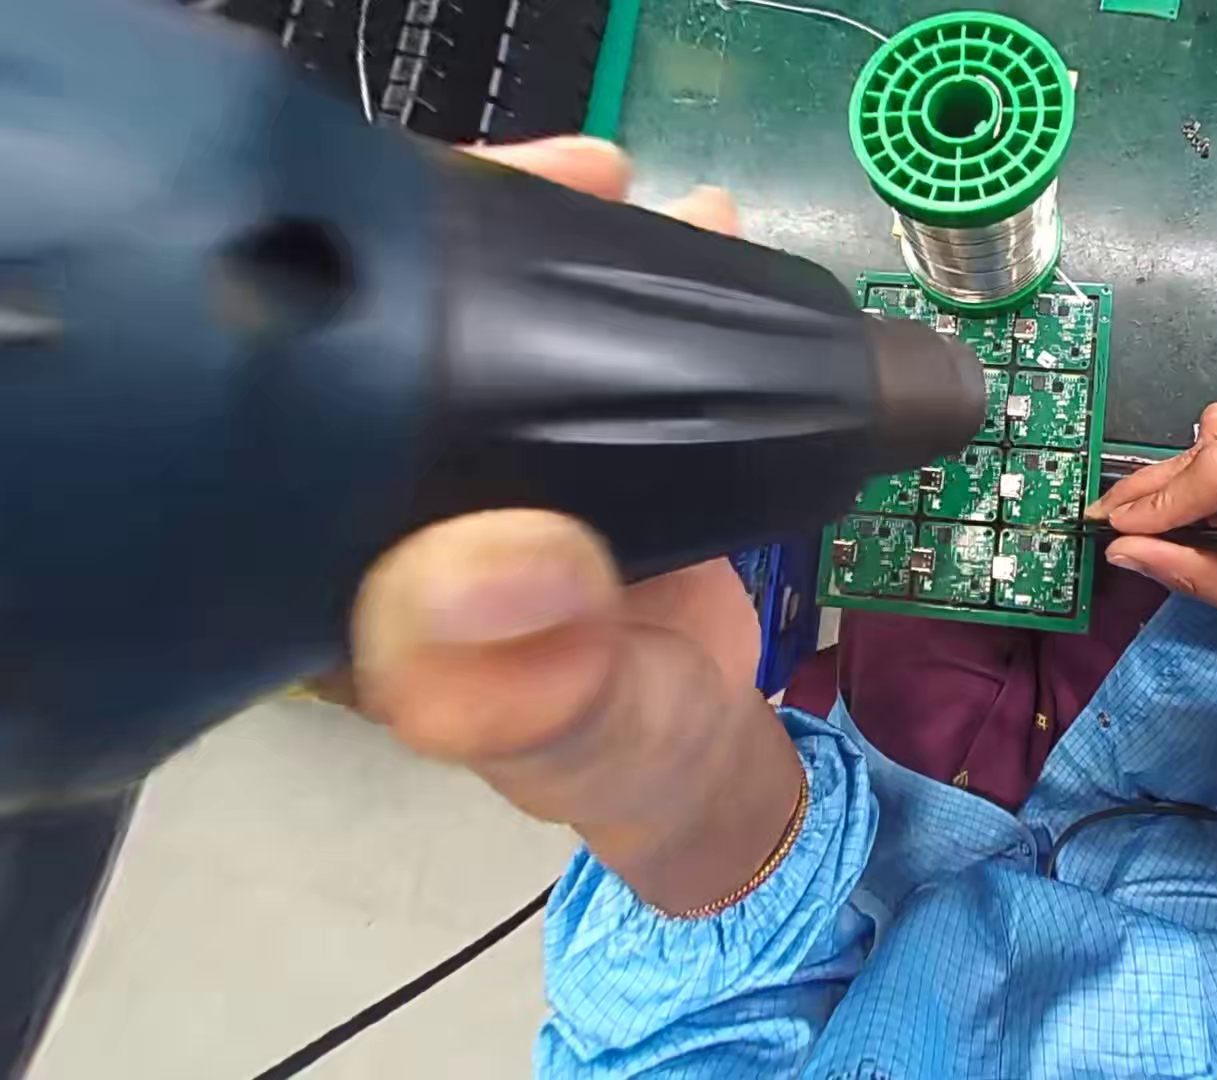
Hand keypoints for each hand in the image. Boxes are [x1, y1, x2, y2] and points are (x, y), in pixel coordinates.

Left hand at [352, 139, 800, 912]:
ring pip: (557, 348)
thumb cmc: (638, 762)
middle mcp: (439, 494)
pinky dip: (672, 333)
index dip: (408, 278)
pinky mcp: (616, 481)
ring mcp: (538, 479)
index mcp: (368, 544)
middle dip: (529, 245)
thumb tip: (498, 566)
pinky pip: (631, 387)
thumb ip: (538, 686)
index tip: (499, 203)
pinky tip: (714, 289)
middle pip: (459, 333)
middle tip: (611, 180)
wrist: (708, 755)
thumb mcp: (587, 742)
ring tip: (684, 211)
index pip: (342, 377)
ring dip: (618, 271)